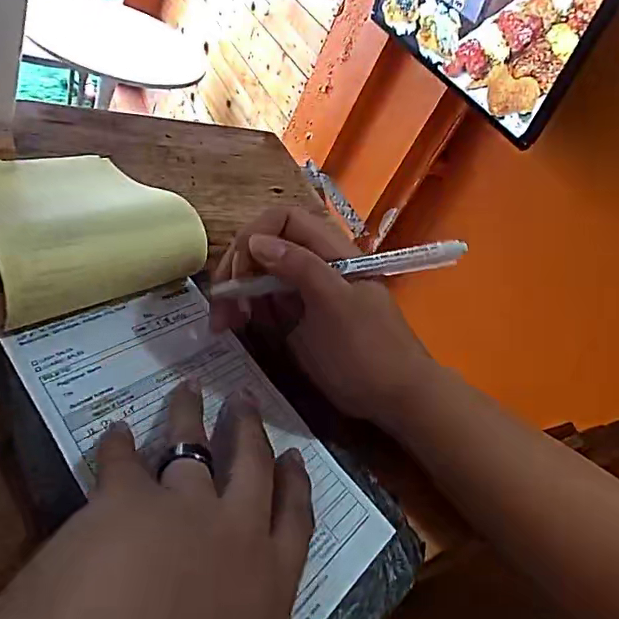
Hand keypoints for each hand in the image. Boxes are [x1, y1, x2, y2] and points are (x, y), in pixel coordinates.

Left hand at [0, 383, 313, 618]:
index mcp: (268, 588)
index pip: (294, 521)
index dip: (296, 483)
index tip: (295, 454)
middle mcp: (234, 537)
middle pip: (250, 464)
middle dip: (249, 426)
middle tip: (243, 395)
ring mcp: (181, 512)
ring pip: (192, 446)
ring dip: (189, 415)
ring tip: (186, 390)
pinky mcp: (122, 502)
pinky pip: (124, 457)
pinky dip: (119, 442)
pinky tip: (115, 432)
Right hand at [208, 208, 442, 430]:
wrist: (397, 398)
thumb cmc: (368, 350)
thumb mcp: (334, 304)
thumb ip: (300, 267)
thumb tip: (256, 240)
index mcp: (333, 252)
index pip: (285, 220)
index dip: (255, 234)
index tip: (237, 271)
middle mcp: (319, 266)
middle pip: (268, 247)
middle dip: (238, 268)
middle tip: (221, 305)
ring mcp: (310, 293)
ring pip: (263, 277)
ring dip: (239, 293)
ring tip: (228, 323)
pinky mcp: (302, 320)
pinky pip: (269, 304)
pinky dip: (250, 311)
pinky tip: (240, 327)